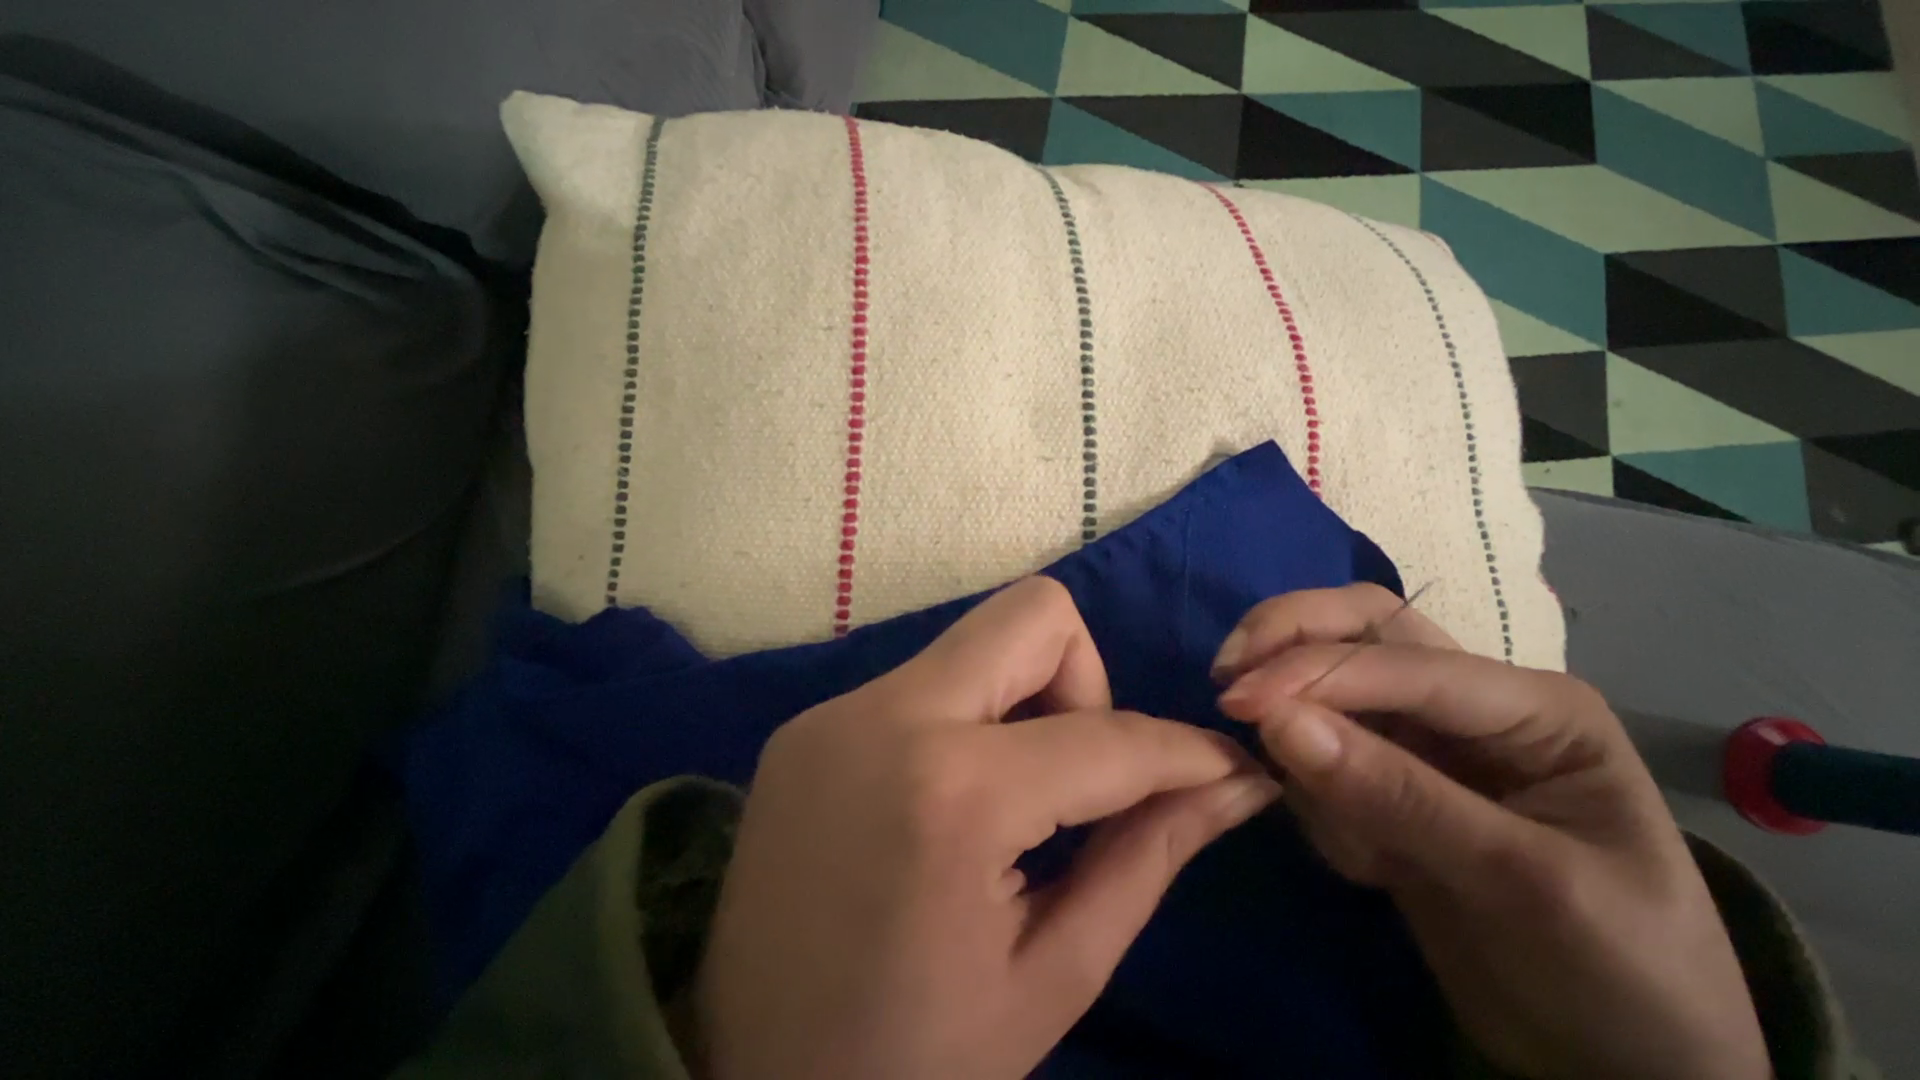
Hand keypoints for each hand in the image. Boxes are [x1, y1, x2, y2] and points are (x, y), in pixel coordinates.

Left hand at [692, 577, 1280, 1079]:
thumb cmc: (915, 1058)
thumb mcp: (1054, 974)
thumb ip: (1148, 857)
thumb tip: (1233, 783)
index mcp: (956, 794)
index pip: (1108, 736)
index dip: (1184, 752)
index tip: (1227, 770)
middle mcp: (886, 718)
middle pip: (1033, 615)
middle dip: (1087, 686)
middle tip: (1078, 786)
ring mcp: (833, 714)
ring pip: (973, 642)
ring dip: (1024, 701)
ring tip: (1013, 804)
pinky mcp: (803, 726)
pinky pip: (918, 683)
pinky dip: (963, 722)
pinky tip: (949, 807)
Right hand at [1213, 584, 1768, 1079]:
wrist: (1624, 1069)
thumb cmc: (1619, 970)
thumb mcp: (1523, 884)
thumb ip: (1398, 795)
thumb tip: (1275, 718)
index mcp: (1531, 706)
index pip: (1402, 659)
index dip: (1315, 670)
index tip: (1235, 702)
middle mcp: (1473, 707)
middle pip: (1363, 630)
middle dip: (1290, 642)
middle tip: (1226, 678)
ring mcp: (1428, 749)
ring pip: (1330, 694)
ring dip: (1302, 740)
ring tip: (1350, 841)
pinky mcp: (1390, 792)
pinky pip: (1321, 763)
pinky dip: (1315, 799)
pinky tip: (1369, 868)